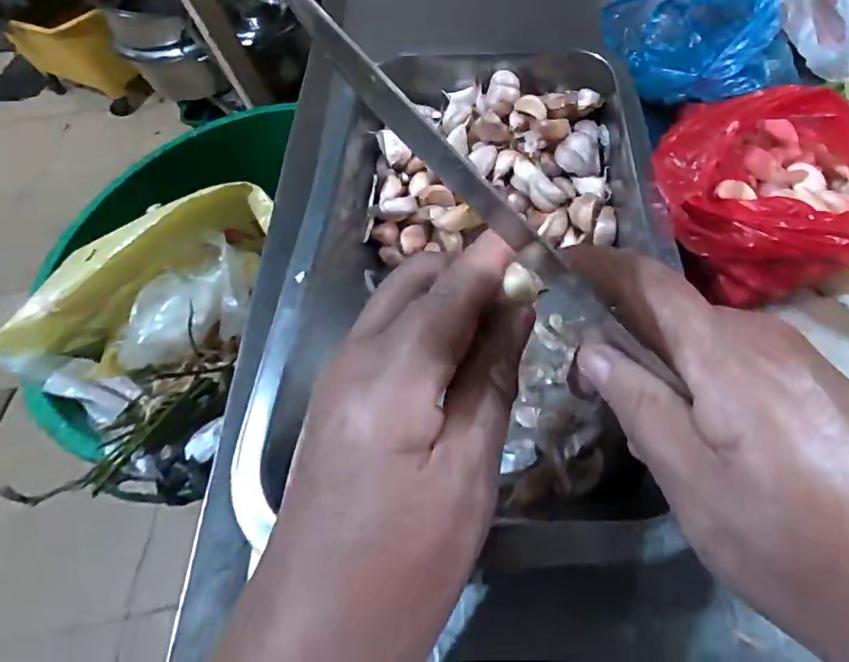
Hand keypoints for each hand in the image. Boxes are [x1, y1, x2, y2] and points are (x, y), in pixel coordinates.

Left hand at [218, 235, 531, 661]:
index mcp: (392, 374)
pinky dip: (430, 319)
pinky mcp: (337, 397)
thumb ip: (494, 375)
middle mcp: (356, 357)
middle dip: (472, 265)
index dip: (498, 250)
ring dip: (451, 290)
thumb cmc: (405, 562)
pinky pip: (389, 328)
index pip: (454, 285)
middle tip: (526, 287)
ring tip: (504, 316)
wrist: (310, 640)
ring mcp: (339, 375)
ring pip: (400, 297)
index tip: (538, 227)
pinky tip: (464, 351)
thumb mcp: (469, 471)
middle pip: (418, 275)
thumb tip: (519, 305)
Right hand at [563, 247, 848, 661]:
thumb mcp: (695, 483)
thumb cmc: (791, 533)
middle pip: (679, 313)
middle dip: (631, 331)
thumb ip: (641, 404)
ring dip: (672, 363)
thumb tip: (593, 344)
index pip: (649, 282)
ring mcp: (795, 354)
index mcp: (721, 348)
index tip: (563, 260)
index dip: (603, 264)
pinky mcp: (817, 381)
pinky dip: (709, 380)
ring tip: (650, 422)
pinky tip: (711, 436)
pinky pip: (744, 362)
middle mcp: (760, 332)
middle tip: (593, 380)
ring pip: (712, 342)